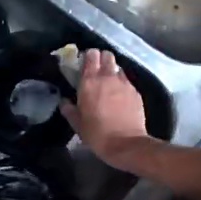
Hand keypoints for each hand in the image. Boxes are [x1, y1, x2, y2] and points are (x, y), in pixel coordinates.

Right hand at [62, 49, 153, 170]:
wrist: (126, 144)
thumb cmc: (97, 134)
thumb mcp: (77, 124)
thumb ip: (69, 109)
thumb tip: (64, 101)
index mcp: (90, 81)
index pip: (91, 55)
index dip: (87, 56)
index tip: (84, 64)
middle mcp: (108, 77)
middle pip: (107, 55)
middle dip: (102, 59)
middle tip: (96, 71)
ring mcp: (124, 83)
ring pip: (118, 67)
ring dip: (112, 71)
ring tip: (109, 84)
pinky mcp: (136, 92)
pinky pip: (127, 81)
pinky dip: (122, 84)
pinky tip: (120, 97)